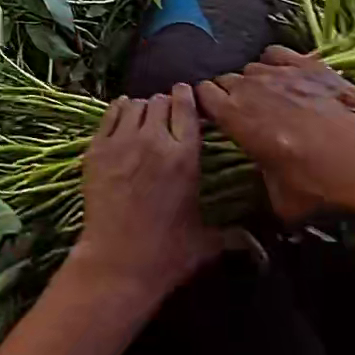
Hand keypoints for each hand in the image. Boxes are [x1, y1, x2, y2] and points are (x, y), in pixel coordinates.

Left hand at [71, 85, 222, 298]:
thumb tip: (256, 246)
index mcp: (184, 157)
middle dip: (165, 104)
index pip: (186, 109)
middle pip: (159, 102)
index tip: (185, 93)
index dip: (186, 97)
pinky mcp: (97, 148)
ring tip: (144, 116)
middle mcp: (153, 140)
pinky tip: (122, 113)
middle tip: (166, 113)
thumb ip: (232, 236)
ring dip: (142, 107)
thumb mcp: (206, 241)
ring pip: (133, 104)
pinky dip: (118, 110)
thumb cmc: (167, 253)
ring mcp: (122, 141)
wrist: (118, 261)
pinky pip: (109, 115)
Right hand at [196, 46, 354, 223]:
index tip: (217, 116)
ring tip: (271, 98)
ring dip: (254, 81)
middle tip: (246, 113)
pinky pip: (277, 54)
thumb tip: (266, 191)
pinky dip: (277, 63)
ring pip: (251, 67)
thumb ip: (262, 183)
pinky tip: (288, 78)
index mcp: (234, 116)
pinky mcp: (306, 64)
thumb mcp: (282, 200)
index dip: (208, 104)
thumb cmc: (322, 183)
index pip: (201, 93)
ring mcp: (279, 72)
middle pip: (225, 79)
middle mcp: (249, 87)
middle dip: (230, 93)